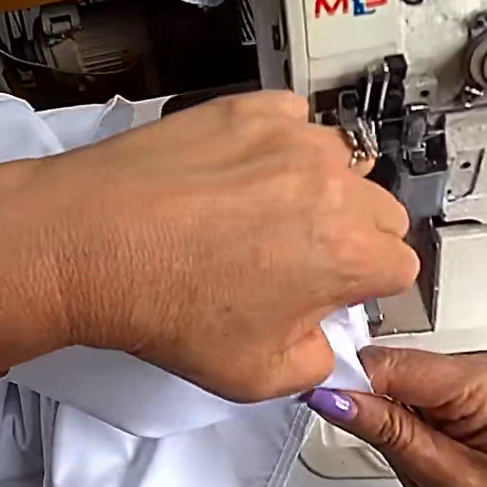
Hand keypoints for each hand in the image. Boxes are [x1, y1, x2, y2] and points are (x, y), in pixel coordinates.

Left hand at [0, 92, 417, 400]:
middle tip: (298, 256)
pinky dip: (281, 149)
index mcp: (348, 253)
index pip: (399, 265)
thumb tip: (323, 337)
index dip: (365, 284)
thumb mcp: (257, 376)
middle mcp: (334, 185)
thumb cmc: (164, 307)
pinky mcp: (250, 109)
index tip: (332, 288)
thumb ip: (317, 362)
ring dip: (320, 190)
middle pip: (380, 211)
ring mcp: (292, 138)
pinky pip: (294, 125)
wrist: (87, 243)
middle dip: (352, 237)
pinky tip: (240, 178)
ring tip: (262, 214)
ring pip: (342, 165)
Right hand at [309, 347, 486, 486]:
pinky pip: (426, 430)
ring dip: (412, 465)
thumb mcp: (454, 485)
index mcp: (484, 379)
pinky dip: (427, 468)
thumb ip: (389, 433)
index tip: (318, 410)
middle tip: (423, 485)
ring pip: (405, 415)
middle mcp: (484, 377)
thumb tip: (335, 395)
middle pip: (394, 387)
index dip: (347, 384)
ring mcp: (482, 398)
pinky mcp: (479, 418)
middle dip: (393, 442)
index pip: (389, 361)